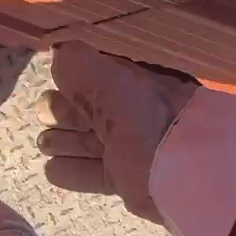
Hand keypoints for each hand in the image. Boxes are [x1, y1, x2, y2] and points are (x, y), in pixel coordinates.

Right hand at [37, 42, 195, 223]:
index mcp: (136, 88)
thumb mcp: (116, 88)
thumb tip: (58, 52)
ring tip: (42, 144)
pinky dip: (74, 172)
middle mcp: (136, 117)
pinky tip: (51, 171)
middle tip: (40, 114)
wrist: (196, 180)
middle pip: (94, 113)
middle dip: (66, 112)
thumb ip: (83, 69)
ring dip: (66, 142)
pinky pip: (96, 175)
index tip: (47, 85)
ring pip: (93, 144)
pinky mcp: (131, 184)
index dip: (73, 81)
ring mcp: (134, 152)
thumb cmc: (152, 125)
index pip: (100, 80)